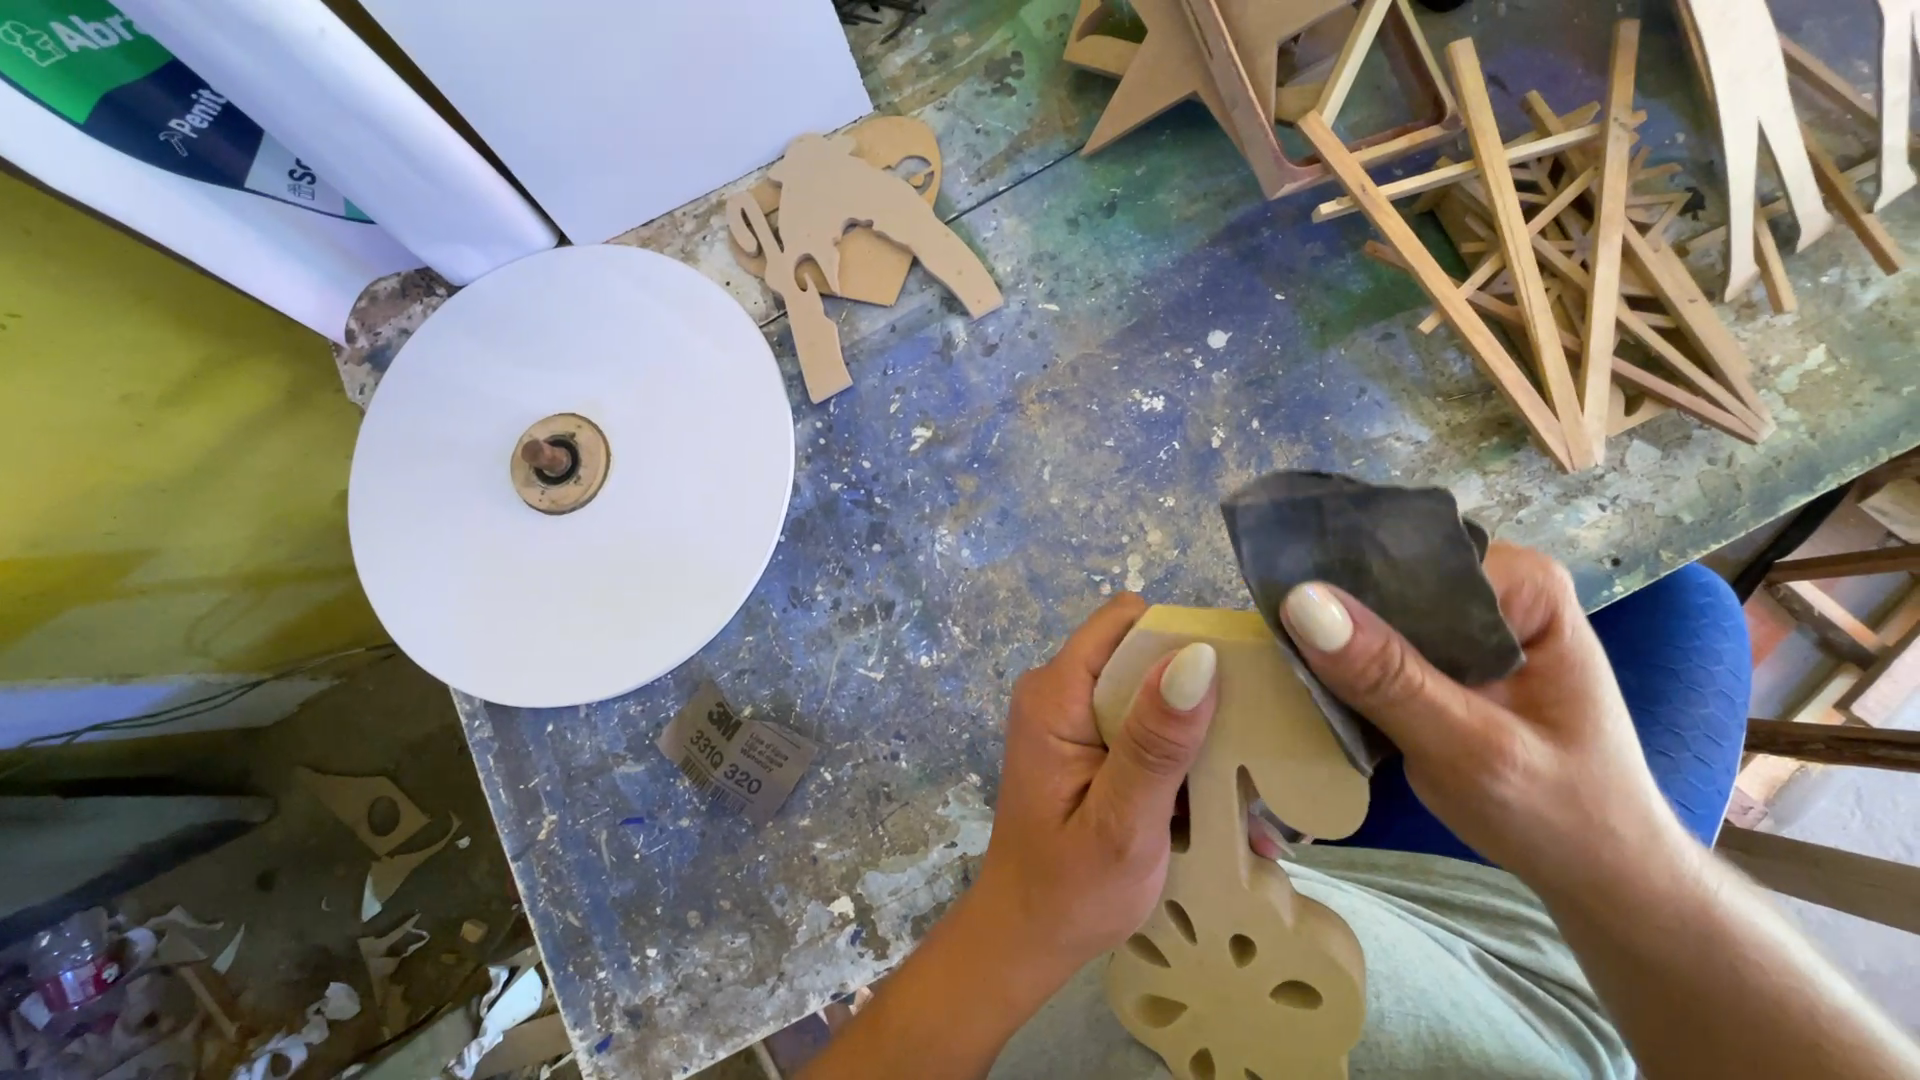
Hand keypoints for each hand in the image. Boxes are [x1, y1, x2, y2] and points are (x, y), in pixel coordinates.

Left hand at [965, 593, 1219, 982]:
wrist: (1029, 938)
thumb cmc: (1069, 891)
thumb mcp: (1123, 822)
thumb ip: (1156, 742)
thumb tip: (1199, 656)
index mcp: (1056, 695)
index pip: (1126, 622)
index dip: (1183, 639)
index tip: (1239, 682)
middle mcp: (1062, 693)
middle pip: (1146, 657)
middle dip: (1203, 696)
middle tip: (1257, 748)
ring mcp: (1077, 720)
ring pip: (1155, 697)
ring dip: (1202, 740)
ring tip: (1252, 794)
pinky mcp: (1093, 747)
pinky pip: (1148, 732)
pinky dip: (1185, 764)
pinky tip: (1225, 813)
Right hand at [1278, 542, 1689, 892]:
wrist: (1599, 875)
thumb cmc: (1560, 816)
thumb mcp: (1468, 751)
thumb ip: (1390, 680)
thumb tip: (1302, 602)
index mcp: (1526, 589)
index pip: (1410, 557)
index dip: (1345, 581)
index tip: (1283, 614)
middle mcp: (1496, 589)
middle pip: (1387, 577)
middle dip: (1333, 614)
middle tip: (1276, 648)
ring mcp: (1469, 624)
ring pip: (1375, 611)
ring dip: (1332, 642)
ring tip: (1286, 667)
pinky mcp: (1447, 658)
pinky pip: (1378, 643)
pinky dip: (1345, 666)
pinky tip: (1317, 686)